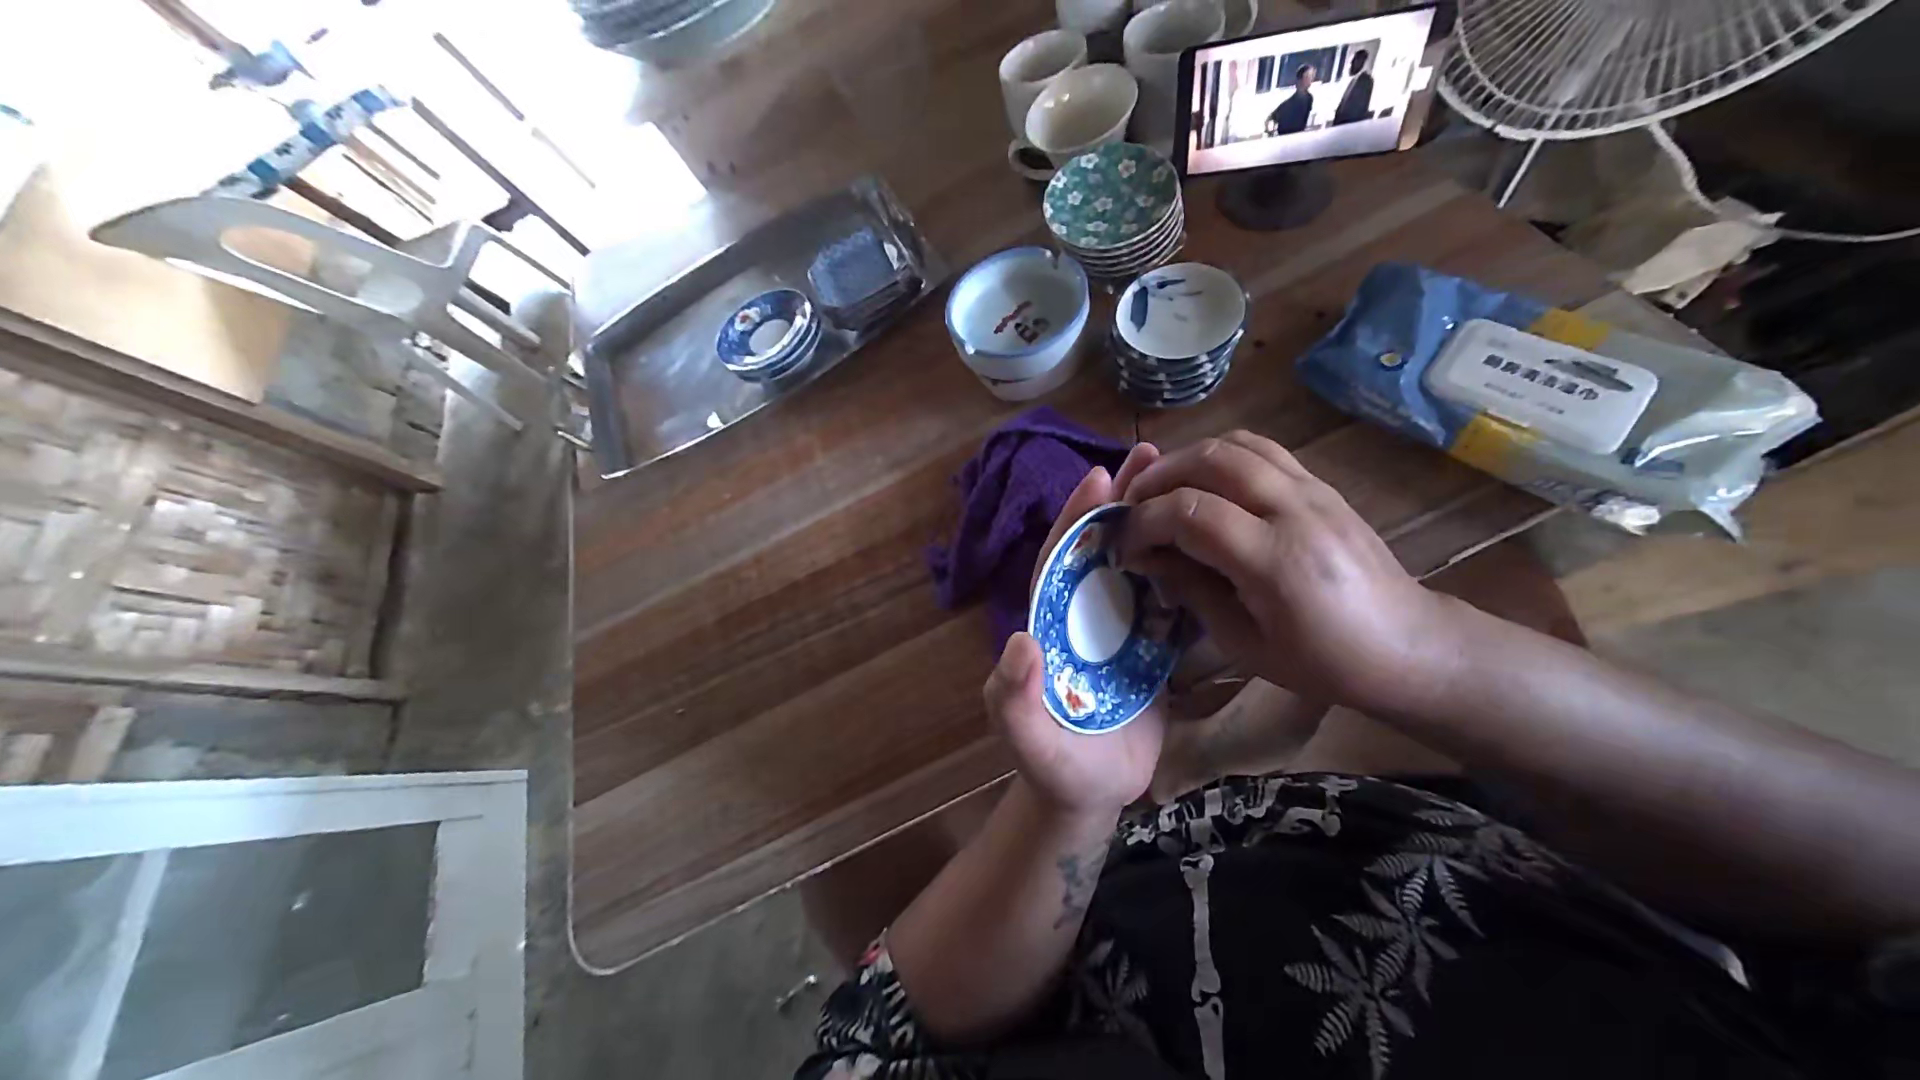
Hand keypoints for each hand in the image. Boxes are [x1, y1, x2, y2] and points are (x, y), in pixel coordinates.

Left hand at [986, 453, 1166, 816]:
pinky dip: (1182, 566)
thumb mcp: (1029, 742)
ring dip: (1155, 522)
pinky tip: (1213, 539)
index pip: (1057, 562)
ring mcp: (1116, 629)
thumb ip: (1014, 700)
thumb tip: (1020, 642)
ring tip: (1188, 480)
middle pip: (1098, 550)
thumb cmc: (1054, 769)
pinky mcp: (1148, 647)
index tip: (1098, 476)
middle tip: (1151, 454)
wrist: (1094, 796)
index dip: (1075, 521)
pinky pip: (1165, 598)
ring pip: (1134, 565)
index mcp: (1049, 624)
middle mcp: (1080, 616)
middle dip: (1120, 503)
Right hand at [1115, 431, 1461, 713]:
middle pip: (1211, 460)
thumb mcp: (1243, 642)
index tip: (1124, 546)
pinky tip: (1204, 483)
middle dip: (1157, 477)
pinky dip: (1221, 455)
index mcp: (1276, 560)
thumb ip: (1191, 589)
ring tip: (1161, 489)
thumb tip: (1146, 555)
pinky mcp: (1322, 485)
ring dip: (1187, 458)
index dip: (1143, 522)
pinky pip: (1262, 450)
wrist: (1408, 646)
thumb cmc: (1323, 661)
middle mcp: (1295, 510)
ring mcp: (1314, 490)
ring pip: (1236, 444)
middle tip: (1131, 506)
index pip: (1190, 512)